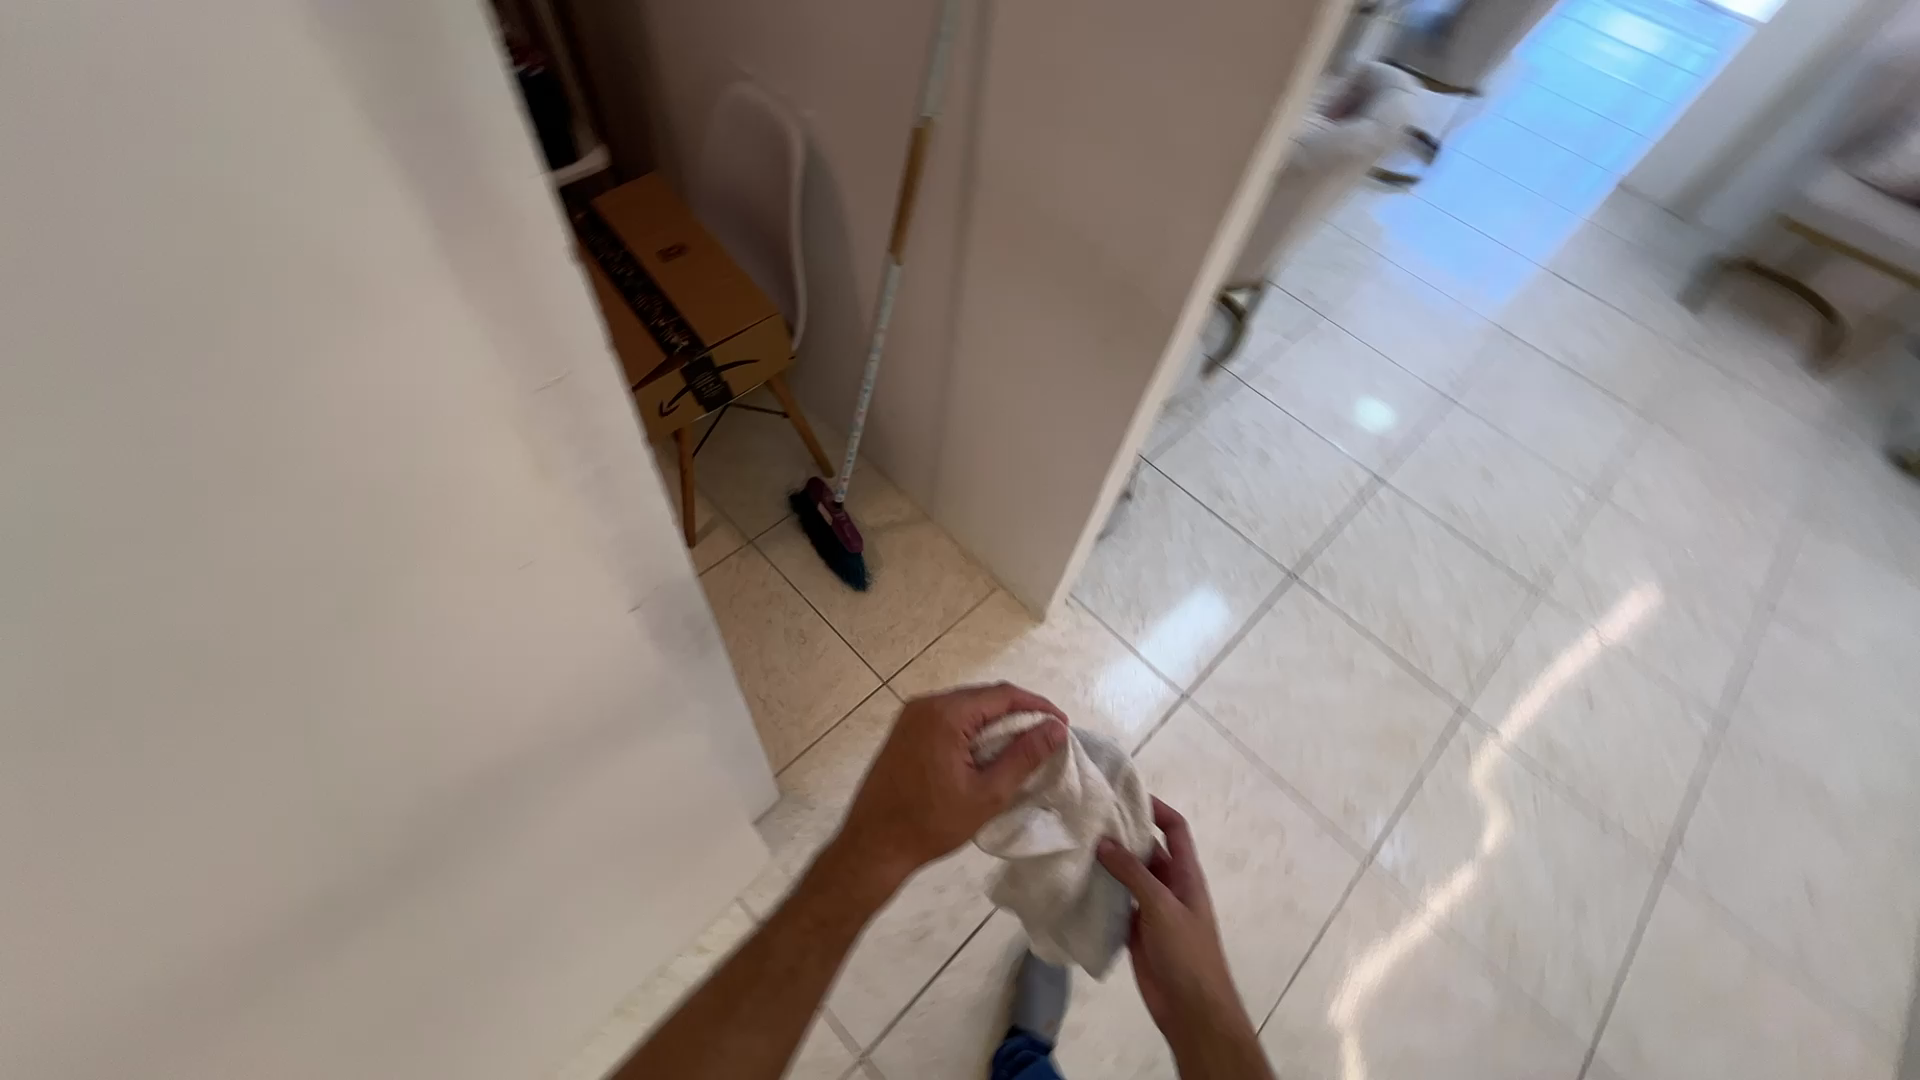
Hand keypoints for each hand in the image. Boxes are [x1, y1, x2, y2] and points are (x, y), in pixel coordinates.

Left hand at [831, 682, 1067, 898]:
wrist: (872, 845)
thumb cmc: (931, 823)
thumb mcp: (987, 794)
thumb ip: (1024, 757)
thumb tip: (1055, 729)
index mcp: (946, 714)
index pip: (1002, 695)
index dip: (1037, 707)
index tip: (1062, 724)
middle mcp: (926, 704)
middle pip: (983, 697)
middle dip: (1018, 713)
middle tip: (1046, 737)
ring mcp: (912, 715)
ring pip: (966, 707)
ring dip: (995, 722)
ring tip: (1022, 746)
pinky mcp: (905, 729)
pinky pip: (948, 718)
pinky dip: (972, 729)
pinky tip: (987, 751)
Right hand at [1099, 799, 1264, 1071]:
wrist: (1192, 1011)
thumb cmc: (1187, 953)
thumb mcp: (1161, 906)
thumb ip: (1133, 873)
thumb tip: (1103, 841)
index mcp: (1186, 874)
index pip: (1174, 828)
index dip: (1155, 808)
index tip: (1125, 794)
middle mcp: (1169, 885)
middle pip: (1146, 849)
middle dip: (1122, 833)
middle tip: (1086, 816)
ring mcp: (1152, 908)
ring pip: (1128, 875)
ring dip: (1107, 862)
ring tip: (1075, 843)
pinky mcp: (1135, 929)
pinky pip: (1116, 901)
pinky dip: (1100, 891)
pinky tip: (1076, 881)